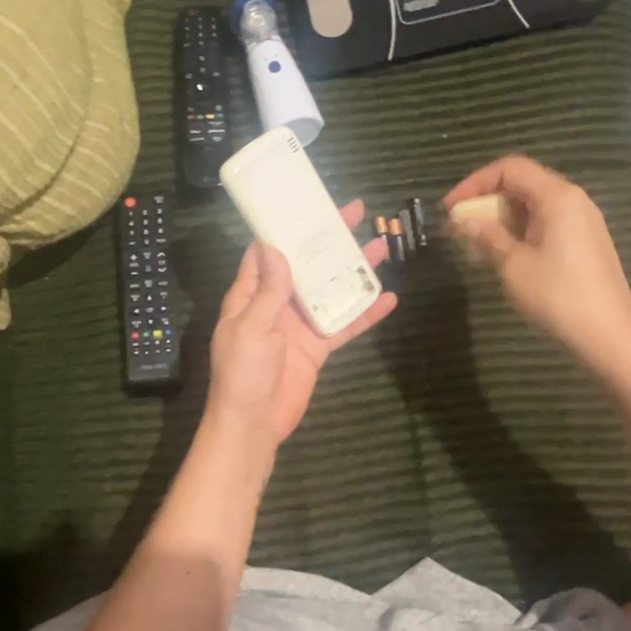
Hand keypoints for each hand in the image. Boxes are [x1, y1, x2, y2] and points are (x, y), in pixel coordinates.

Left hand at [205, 200, 398, 448]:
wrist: (254, 424)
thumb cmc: (242, 373)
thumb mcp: (251, 328)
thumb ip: (268, 291)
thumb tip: (276, 249)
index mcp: (250, 295)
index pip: (268, 253)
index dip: (287, 229)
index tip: (309, 205)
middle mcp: (276, 304)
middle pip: (305, 265)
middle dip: (329, 240)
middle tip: (358, 213)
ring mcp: (299, 325)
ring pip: (329, 290)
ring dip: (353, 270)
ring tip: (381, 247)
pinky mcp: (317, 347)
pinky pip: (344, 325)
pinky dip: (365, 313)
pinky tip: (388, 299)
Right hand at [443, 156, 630, 366]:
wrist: (607, 333)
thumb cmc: (557, 295)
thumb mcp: (513, 265)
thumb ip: (487, 236)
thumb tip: (463, 220)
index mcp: (557, 196)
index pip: (510, 169)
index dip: (474, 183)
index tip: (449, 208)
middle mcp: (573, 200)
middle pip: (522, 184)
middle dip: (486, 201)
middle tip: (459, 227)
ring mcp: (582, 221)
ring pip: (533, 205)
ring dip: (501, 218)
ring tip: (475, 244)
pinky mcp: (585, 242)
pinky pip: (545, 223)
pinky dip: (519, 231)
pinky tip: (504, 255)